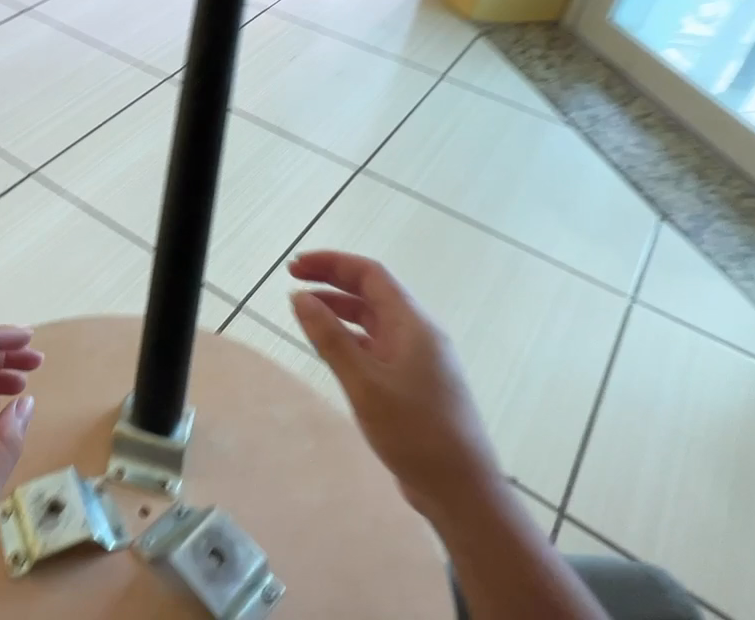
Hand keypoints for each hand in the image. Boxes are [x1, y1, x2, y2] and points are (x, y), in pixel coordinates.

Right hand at [287, 250, 500, 520]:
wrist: (461, 490)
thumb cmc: (414, 431)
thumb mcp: (364, 383)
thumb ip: (330, 338)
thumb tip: (300, 297)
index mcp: (413, 325)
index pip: (370, 274)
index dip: (331, 263)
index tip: (295, 267)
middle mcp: (419, 333)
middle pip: (372, 292)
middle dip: (331, 281)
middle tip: (292, 281)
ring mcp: (419, 358)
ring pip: (374, 319)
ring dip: (339, 309)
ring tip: (304, 311)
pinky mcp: (415, 381)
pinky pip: (377, 344)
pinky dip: (350, 337)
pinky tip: (331, 348)